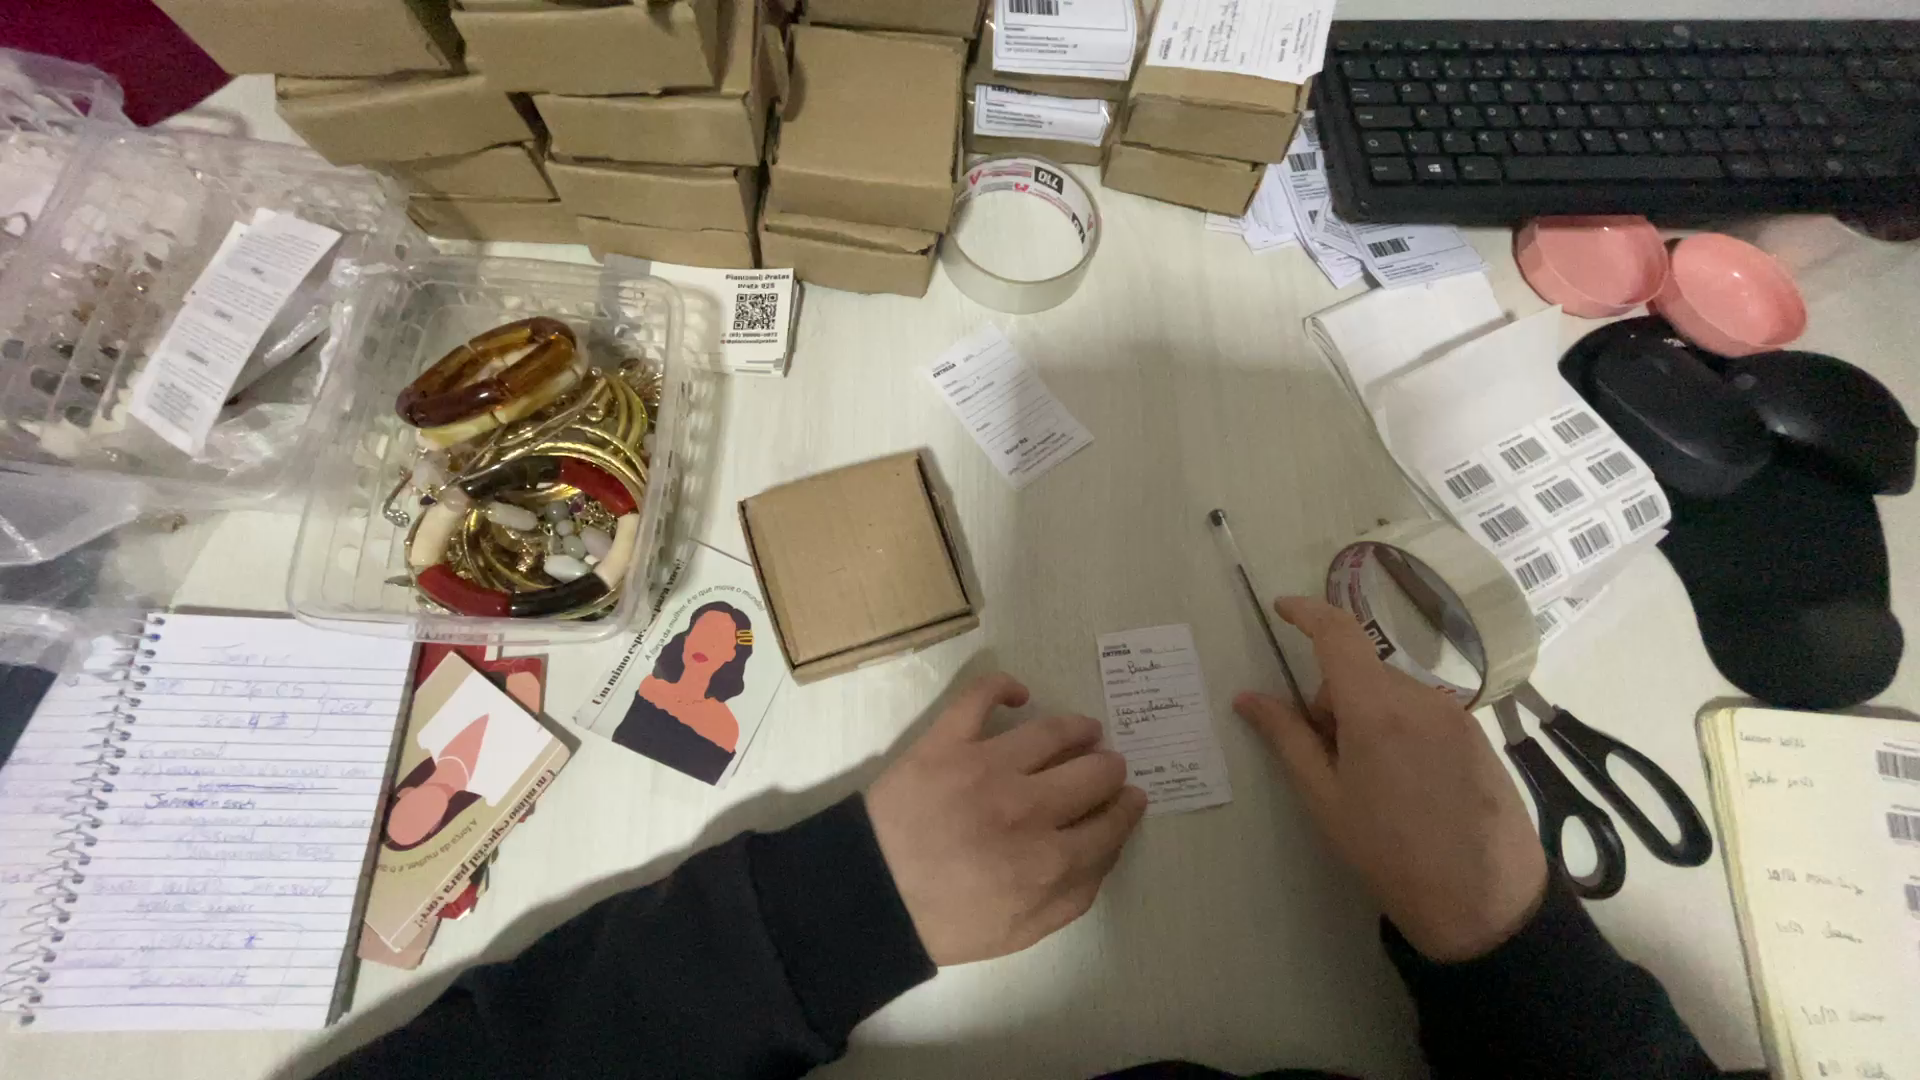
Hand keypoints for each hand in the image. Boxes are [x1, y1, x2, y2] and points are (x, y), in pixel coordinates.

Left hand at [866, 674, 1147, 965]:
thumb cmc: (946, 918)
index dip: (1126, 809)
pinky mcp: (947, 740)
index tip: (1131, 797)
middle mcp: (1028, 806)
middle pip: (1092, 774)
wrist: (871, 893)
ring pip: (1052, 732)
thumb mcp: (1022, 931)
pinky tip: (1020, 693)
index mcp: (1049, 860)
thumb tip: (1106, 851)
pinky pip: (981, 697)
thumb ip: (1073, 897)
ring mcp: (987, 765)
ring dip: (1079, 728)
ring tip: (1086, 729)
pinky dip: (1005, 686)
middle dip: (1109, 770)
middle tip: (1108, 766)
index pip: (1109, 823)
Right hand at [1234, 598, 1547, 961]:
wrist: (1487, 906)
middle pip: (1358, 673)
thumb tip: (1246, 697)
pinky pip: (1421, 711)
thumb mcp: (1323, 796)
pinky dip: (1399, 727)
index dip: (1307, 613)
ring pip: (1390, 692)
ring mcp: (1455, 715)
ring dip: (1367, 714)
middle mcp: (1420, 698)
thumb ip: (1286, 736)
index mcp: (1375, 709)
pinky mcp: (1478, 735)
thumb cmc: (1388, 851)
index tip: (1282, 608)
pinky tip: (1408, 782)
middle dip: (1332, 700)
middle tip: (1330, 758)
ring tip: (1372, 778)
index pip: (1337, 635)